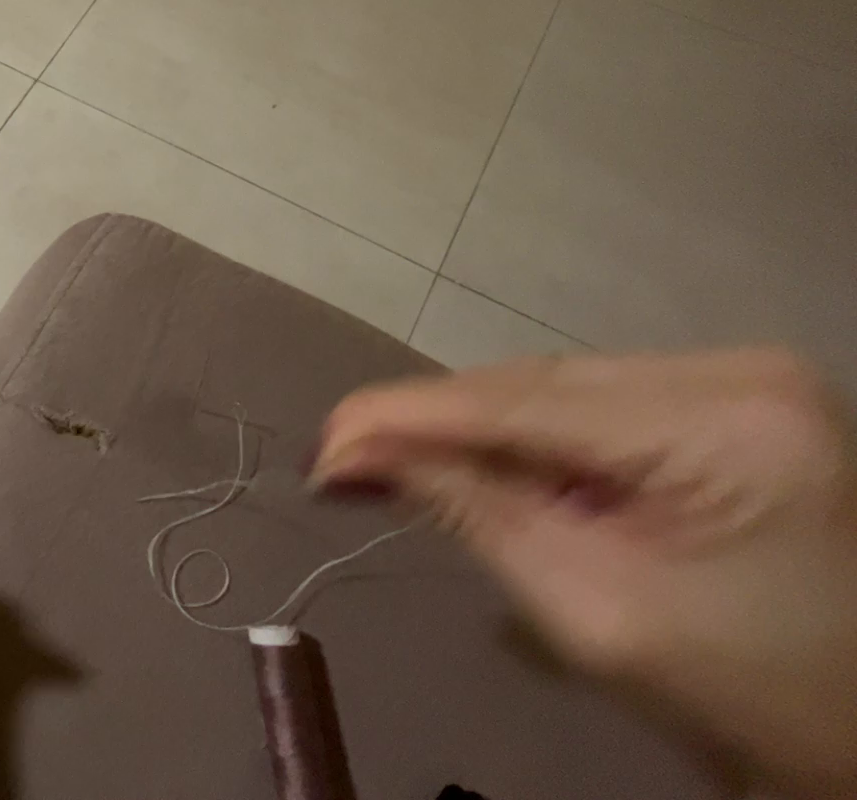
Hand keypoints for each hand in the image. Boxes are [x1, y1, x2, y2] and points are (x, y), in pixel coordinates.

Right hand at [313, 347, 856, 798]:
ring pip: (536, 386)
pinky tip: (473, 464)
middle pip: (520, 385)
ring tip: (395, 468)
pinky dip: (508, 433)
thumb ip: (465, 508)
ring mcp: (732, 375)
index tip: (317, 455)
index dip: (395, 420)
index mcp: (724, 430)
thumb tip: (348, 455)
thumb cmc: (745, 690)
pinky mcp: (719, 392)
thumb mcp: (584, 607)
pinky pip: (572, 399)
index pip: (512, 404)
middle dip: (422, 426)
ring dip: (460, 430)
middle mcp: (731, 373)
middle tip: (343, 468)